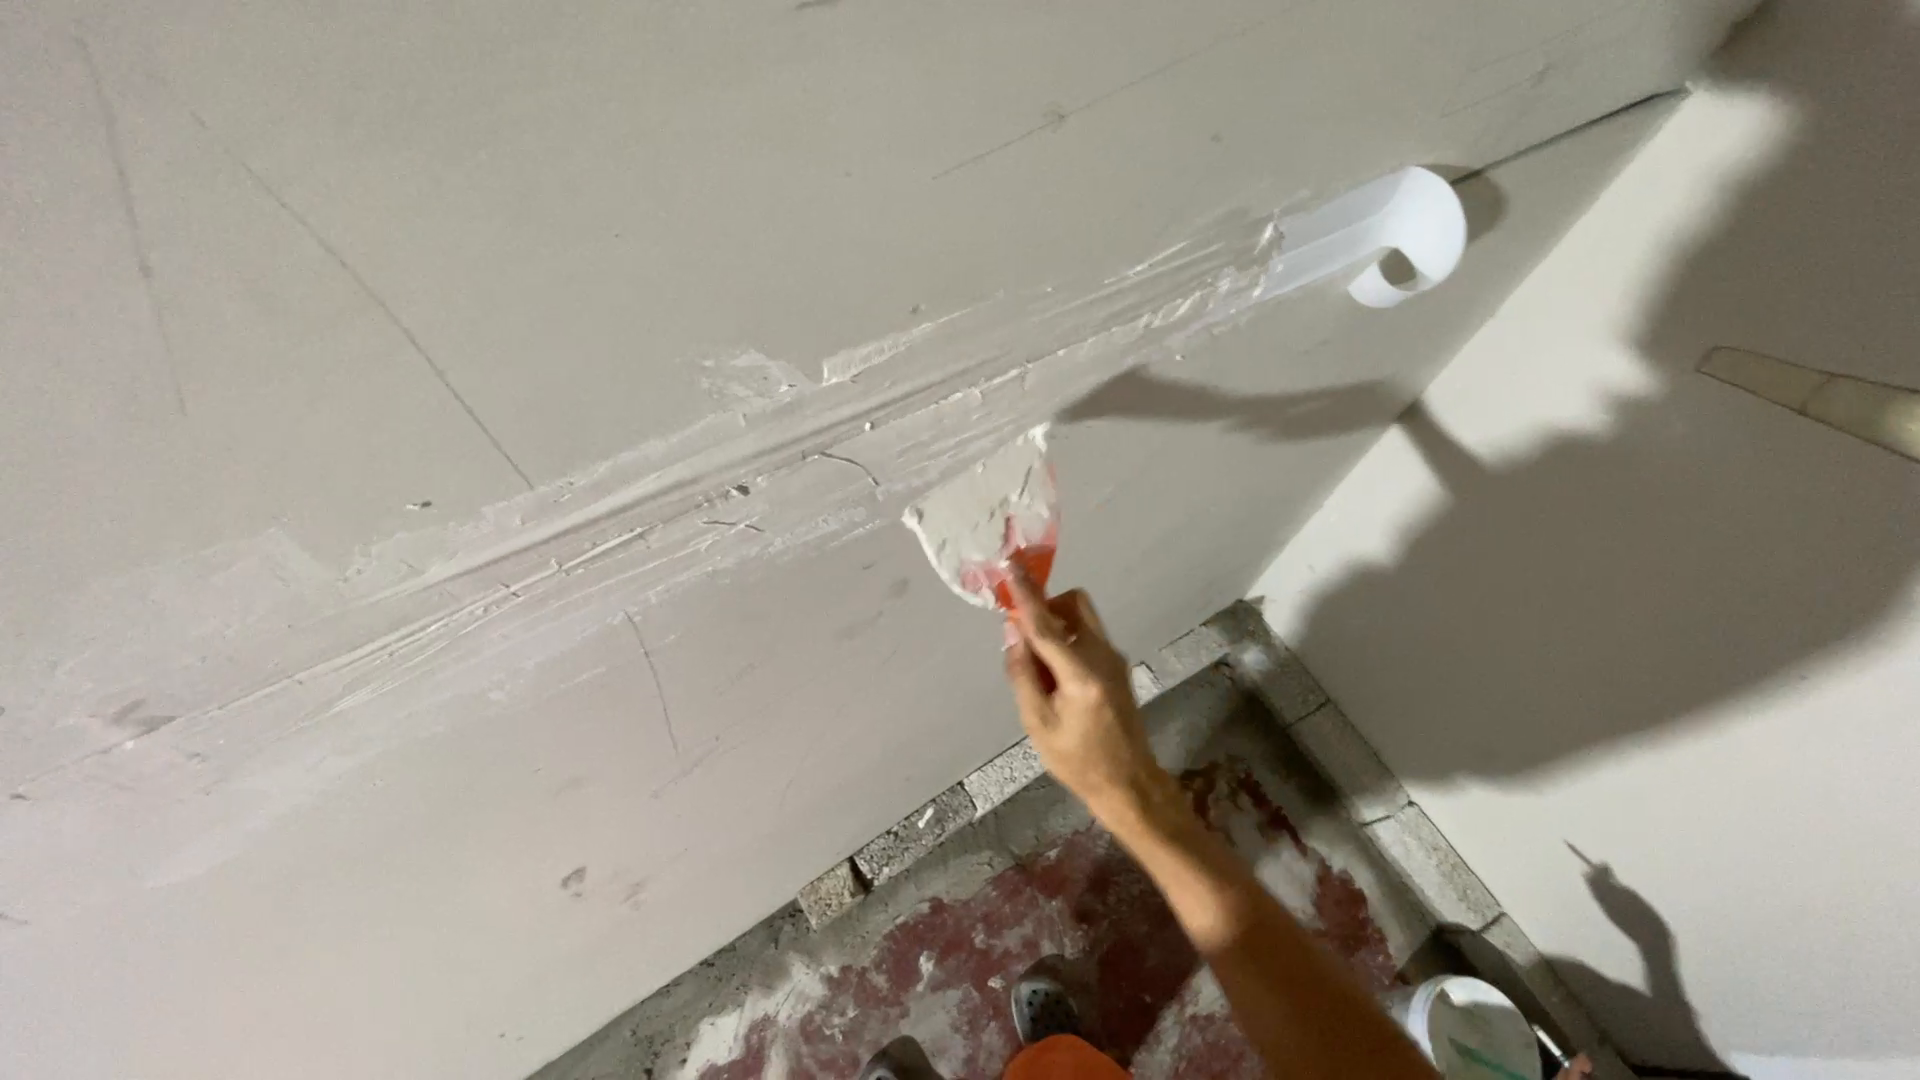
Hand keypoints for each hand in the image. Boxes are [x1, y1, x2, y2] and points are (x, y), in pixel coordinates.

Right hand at [1002, 568, 1169, 817]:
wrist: (1129, 782)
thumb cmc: (1078, 761)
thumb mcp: (1038, 724)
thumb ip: (1023, 674)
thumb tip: (1013, 632)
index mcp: (1081, 674)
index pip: (1046, 625)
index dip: (1026, 595)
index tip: (1011, 566)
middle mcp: (1103, 656)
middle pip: (1075, 604)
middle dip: (1046, 606)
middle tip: (1023, 632)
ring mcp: (1115, 659)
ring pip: (1082, 618)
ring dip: (1056, 625)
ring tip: (1037, 666)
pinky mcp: (1117, 666)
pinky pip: (1088, 636)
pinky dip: (1067, 640)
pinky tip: (1054, 676)